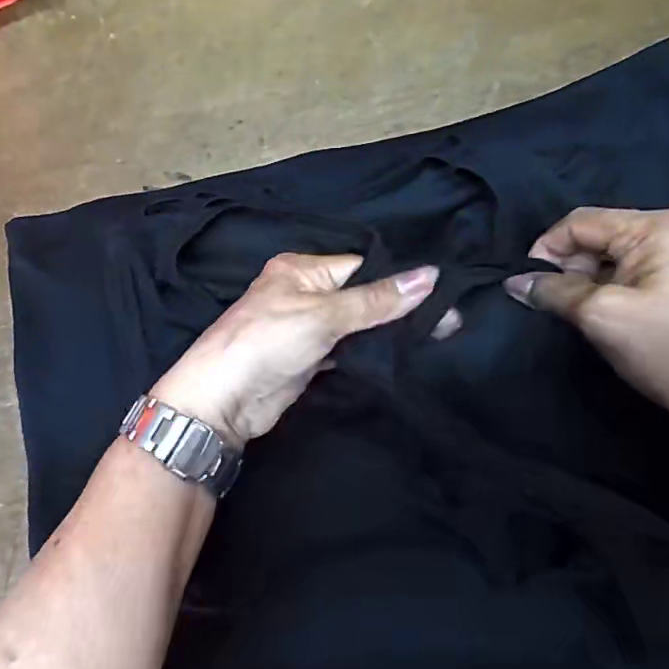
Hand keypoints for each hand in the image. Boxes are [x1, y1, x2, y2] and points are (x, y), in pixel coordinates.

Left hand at [149, 254, 438, 448]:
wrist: (221, 401)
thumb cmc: (268, 342)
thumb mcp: (324, 315)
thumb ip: (377, 300)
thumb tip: (430, 275)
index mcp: (302, 269)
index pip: (361, 267)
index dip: (398, 280)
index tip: (442, 295)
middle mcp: (304, 293)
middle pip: (362, 296)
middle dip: (398, 308)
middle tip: (447, 322)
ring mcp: (307, 328)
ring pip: (357, 325)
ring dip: (386, 332)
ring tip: (434, 338)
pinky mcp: (310, 359)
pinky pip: (348, 349)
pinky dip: (370, 353)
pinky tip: (402, 356)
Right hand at [504, 207, 668, 437]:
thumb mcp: (603, 318)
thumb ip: (555, 292)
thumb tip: (515, 282)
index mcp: (667, 224)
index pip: (584, 220)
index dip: (548, 248)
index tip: (528, 284)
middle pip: (605, 235)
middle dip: (574, 267)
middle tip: (558, 305)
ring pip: (623, 255)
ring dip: (595, 280)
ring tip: (584, 314)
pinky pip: (646, 269)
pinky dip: (620, 288)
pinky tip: (614, 314)